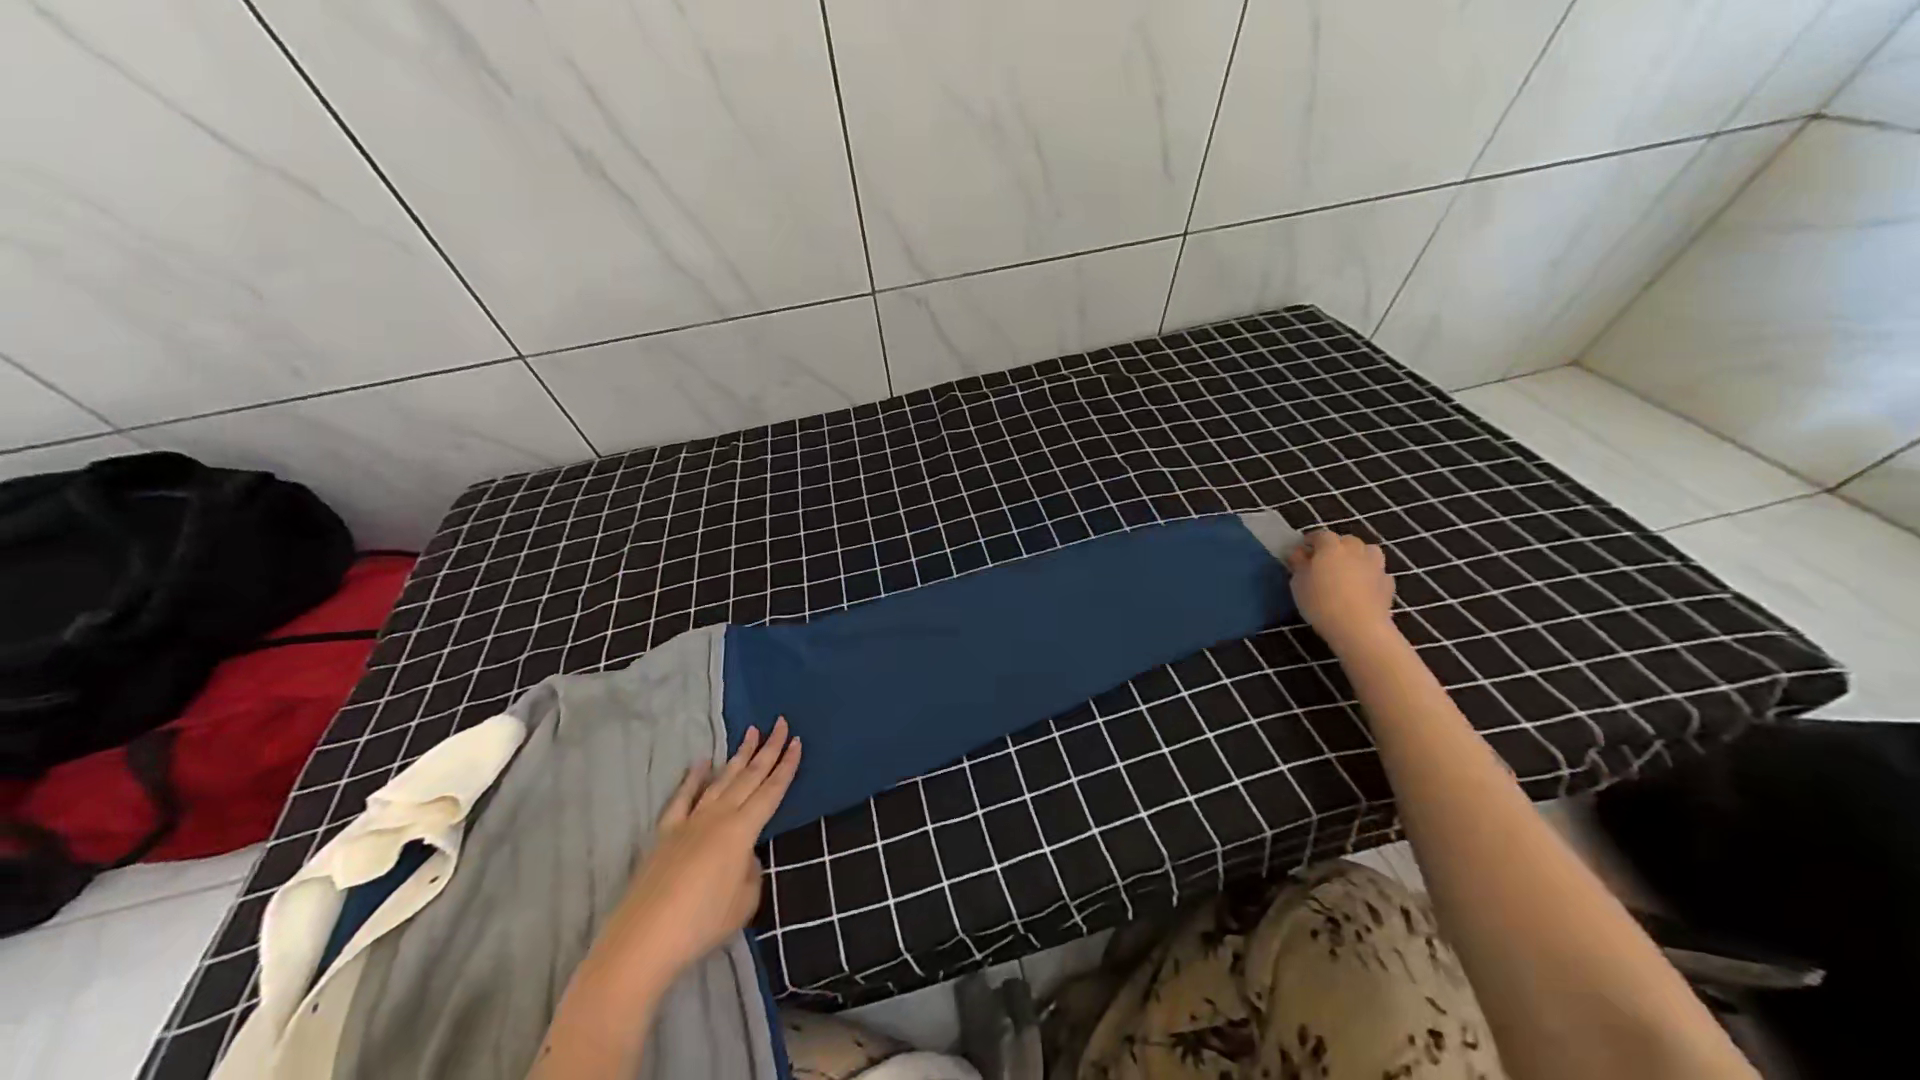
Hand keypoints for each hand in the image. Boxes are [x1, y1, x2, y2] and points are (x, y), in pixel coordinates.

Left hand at [589, 718, 801, 993]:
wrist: (643, 941)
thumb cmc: (702, 923)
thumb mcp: (745, 901)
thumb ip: (752, 871)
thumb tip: (745, 857)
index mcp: (742, 831)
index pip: (771, 791)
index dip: (787, 766)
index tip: (797, 740)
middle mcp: (718, 817)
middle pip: (749, 776)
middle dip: (768, 748)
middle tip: (780, 723)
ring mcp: (690, 822)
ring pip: (721, 780)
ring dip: (738, 756)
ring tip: (751, 732)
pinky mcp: (666, 834)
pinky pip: (683, 798)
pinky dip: (693, 778)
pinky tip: (702, 763)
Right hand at [1286, 530, 1397, 652]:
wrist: (1358, 627)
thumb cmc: (1320, 603)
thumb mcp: (1298, 583)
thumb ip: (1298, 565)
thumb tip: (1298, 553)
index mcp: (1331, 547)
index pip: (1321, 535)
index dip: (1311, 540)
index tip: (1303, 549)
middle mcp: (1355, 551)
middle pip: (1347, 540)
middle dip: (1336, 546)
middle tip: (1325, 561)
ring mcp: (1375, 565)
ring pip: (1368, 551)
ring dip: (1358, 555)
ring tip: (1349, 569)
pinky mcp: (1388, 583)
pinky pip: (1378, 571)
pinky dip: (1371, 574)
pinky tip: (1363, 586)